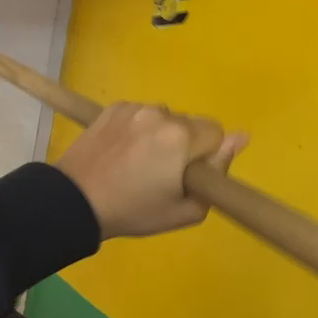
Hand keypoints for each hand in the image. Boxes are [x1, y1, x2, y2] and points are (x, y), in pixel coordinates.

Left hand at [54, 102, 246, 240]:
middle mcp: (158, 112)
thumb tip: (241, 138)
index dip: (208, 155)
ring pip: (163, 117)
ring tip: (138, 162)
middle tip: (160, 172)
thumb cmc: (134, 210)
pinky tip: (122, 151)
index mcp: (180, 135)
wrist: (76, 199)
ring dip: (160, 134)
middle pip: (189, 123)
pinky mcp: (111, 108)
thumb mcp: (186, 208)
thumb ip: (218, 172)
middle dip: (185, 144)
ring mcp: (132, 107)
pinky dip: (138, 129)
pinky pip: (139, 114)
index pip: (216, 132)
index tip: (188, 174)